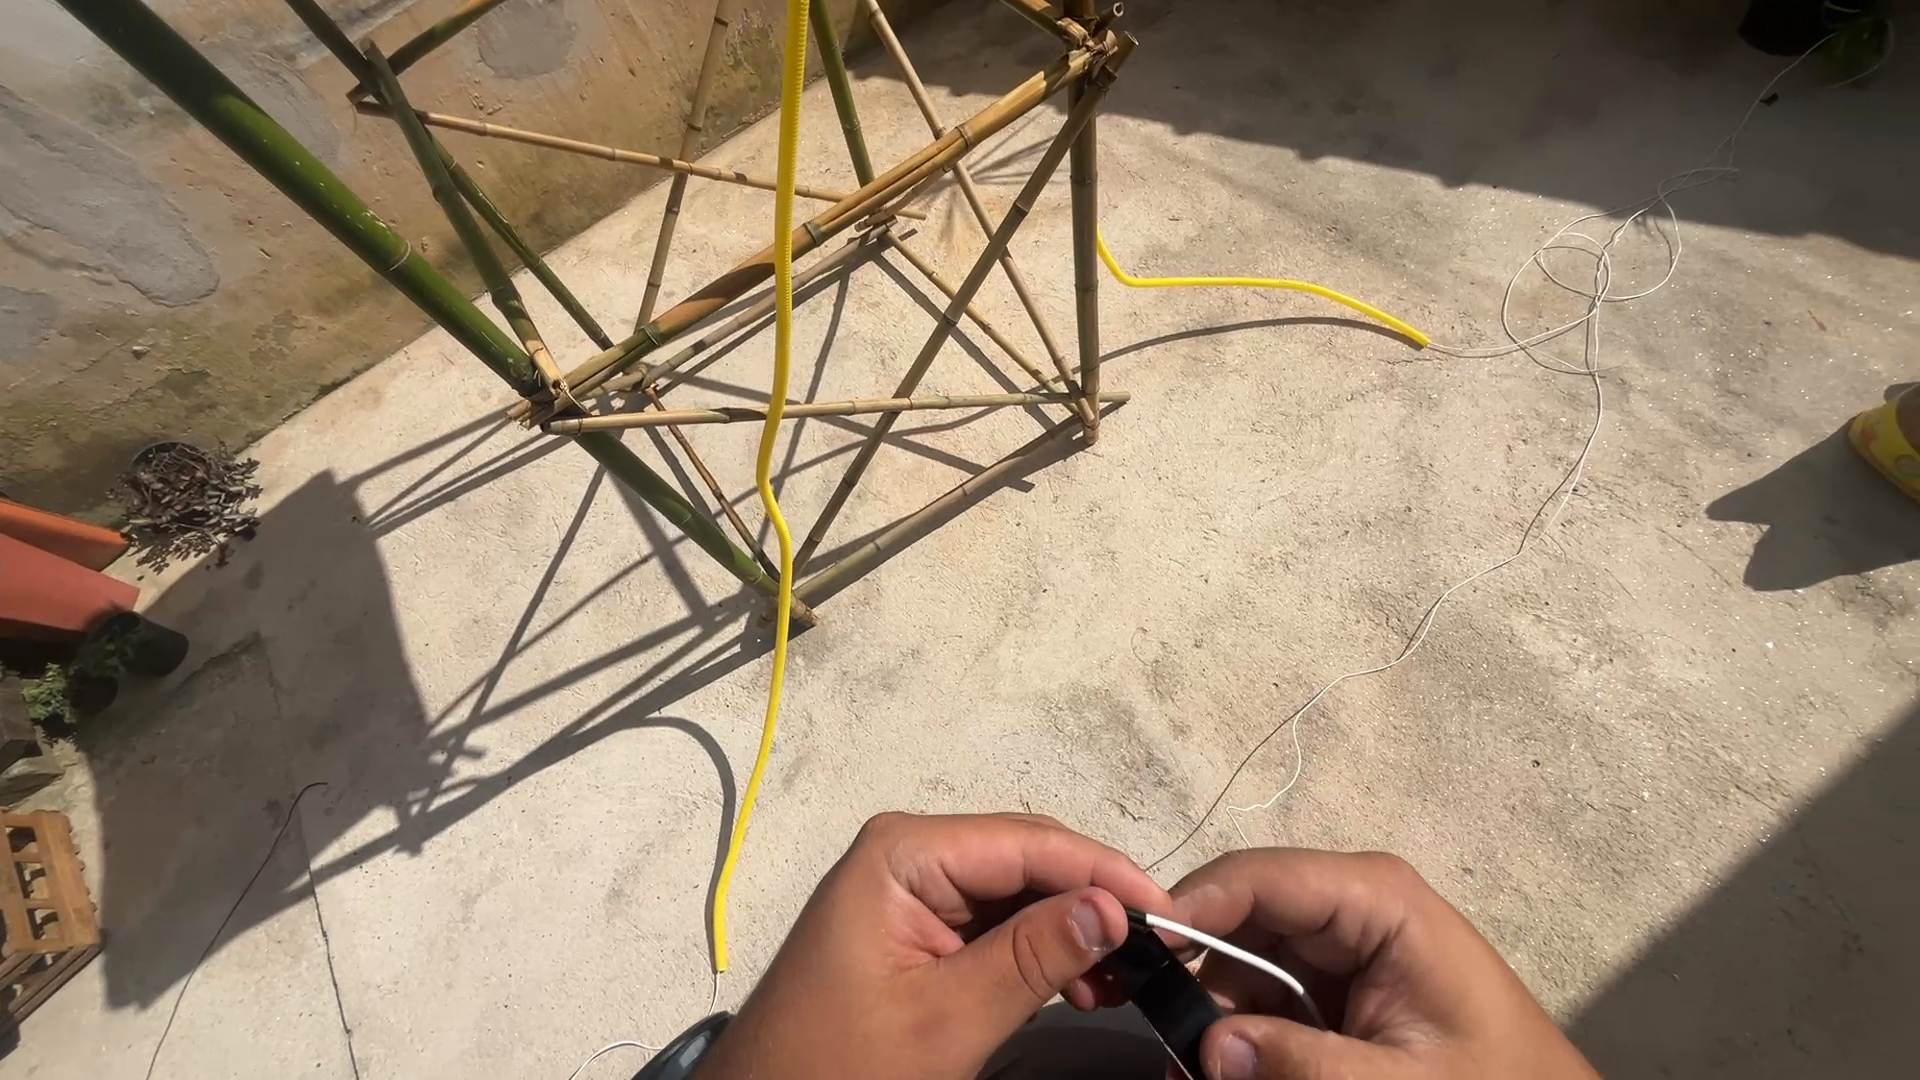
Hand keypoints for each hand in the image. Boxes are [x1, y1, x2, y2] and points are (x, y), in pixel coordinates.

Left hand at [701, 812, 1171, 1079]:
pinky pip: (996, 918)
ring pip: (1017, 887)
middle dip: (1089, 895)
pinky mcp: (923, 919)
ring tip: (1126, 973)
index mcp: (907, 849)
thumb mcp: (944, 1018)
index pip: (1024, 842)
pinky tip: (1082, 978)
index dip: (1098, 869)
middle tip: (1156, 944)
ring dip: (1071, 924)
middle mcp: (914, 849)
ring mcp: (918, 882)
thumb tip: (1113, 909)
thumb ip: (1031, 957)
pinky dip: (1041, 945)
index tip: (1164, 909)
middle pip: (1023, 856)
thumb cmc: (841, 1064)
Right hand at [1168, 849, 1597, 1079]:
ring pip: (1242, 952)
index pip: (1256, 877)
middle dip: (1197, 971)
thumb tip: (1208, 1049)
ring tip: (1191, 1070)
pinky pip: (1265, 983)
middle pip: (1240, 911)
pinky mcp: (1334, 969)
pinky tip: (1226, 1064)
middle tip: (1162, 1036)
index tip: (1141, 956)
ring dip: (1212, 1007)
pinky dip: (1239, 1024)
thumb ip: (1311, 1068)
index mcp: (1372, 895)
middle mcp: (1345, 898)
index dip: (1192, 907)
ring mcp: (1338, 933)